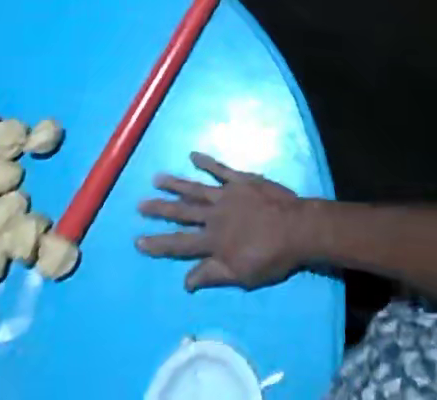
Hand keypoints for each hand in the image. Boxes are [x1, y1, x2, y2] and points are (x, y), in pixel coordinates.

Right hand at [135, 152, 313, 291]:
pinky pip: (220, 169)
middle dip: (160, 209)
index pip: (180, 243)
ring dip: (176, 183)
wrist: (298, 228)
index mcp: (214, 240)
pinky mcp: (242, 180)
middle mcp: (215, 215)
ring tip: (157, 178)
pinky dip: (207, 161)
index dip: (159, 242)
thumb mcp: (241, 275)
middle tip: (140, 204)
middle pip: (182, 212)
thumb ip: (212, 274)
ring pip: (195, 188)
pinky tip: (193, 155)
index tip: (138, 240)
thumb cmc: (272, 256)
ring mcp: (227, 194)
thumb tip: (184, 281)